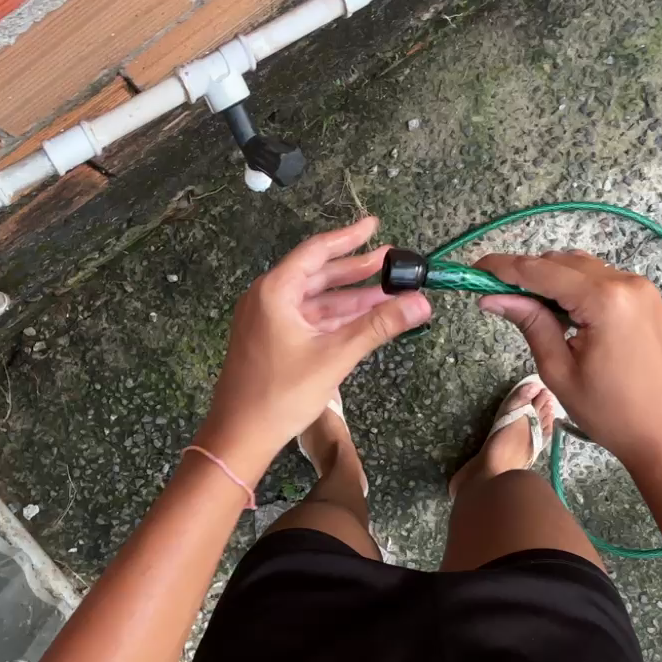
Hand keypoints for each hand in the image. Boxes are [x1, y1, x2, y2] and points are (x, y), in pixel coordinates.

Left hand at [194, 218, 430, 473]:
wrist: (239, 435)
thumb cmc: (281, 394)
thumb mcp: (335, 356)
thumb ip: (378, 326)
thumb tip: (422, 303)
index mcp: (274, 291)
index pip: (317, 252)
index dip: (349, 238)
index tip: (375, 226)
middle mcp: (266, 298)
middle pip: (317, 274)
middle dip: (356, 270)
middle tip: (392, 261)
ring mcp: (266, 320)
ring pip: (314, 299)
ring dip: (349, 297)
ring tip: (388, 291)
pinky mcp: (269, 340)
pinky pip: (306, 319)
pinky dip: (334, 318)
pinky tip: (363, 318)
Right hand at [476, 250, 661, 471]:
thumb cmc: (611, 411)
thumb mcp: (558, 369)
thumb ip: (529, 323)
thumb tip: (492, 298)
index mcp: (604, 300)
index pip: (540, 270)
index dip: (502, 267)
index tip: (473, 269)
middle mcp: (625, 283)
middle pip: (560, 262)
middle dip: (523, 272)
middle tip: (491, 294)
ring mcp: (640, 289)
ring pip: (579, 267)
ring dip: (546, 278)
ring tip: (520, 304)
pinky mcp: (645, 300)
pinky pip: (598, 279)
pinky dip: (570, 286)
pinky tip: (554, 310)